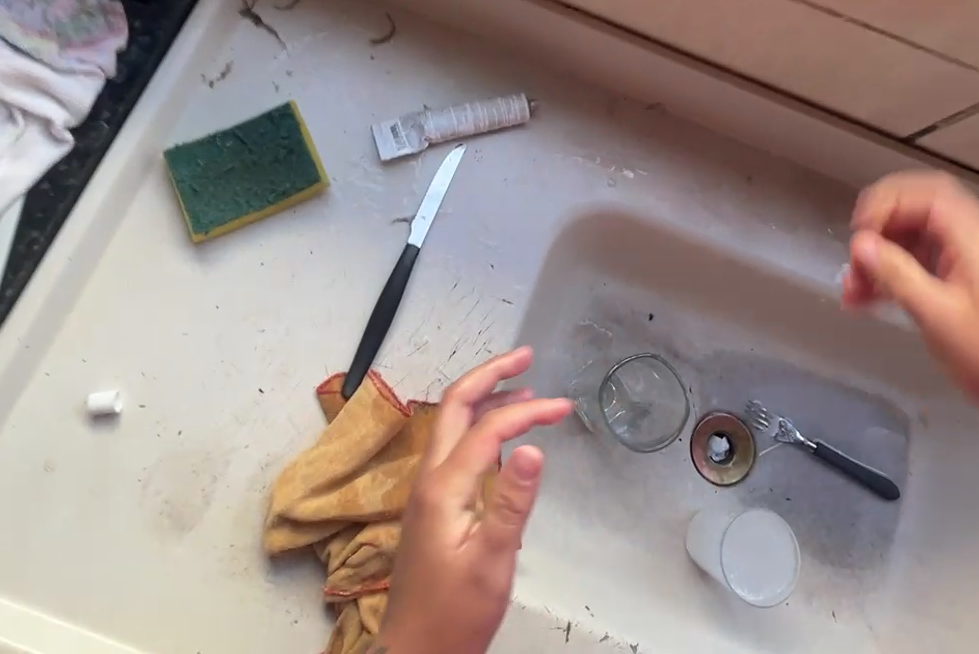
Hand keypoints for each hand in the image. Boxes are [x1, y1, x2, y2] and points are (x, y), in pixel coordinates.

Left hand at [380, 347, 571, 653]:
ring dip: (486, 397)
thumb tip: (533, 446)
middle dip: (490, 374)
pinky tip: (504, 434)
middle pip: (455, 404)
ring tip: (525, 387)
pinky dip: (482, 425)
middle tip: (526, 355)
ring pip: (453, 422)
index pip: (488, 427)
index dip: (527, 411)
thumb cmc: (455, 614)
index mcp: (444, 485)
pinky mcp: (434, 502)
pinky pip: (456, 445)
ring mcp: (429, 487)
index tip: (563, 407)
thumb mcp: (492, 562)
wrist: (415, 652)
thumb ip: (513, 502)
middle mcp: (431, 475)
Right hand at [844, 172, 978, 436]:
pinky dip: (899, 275)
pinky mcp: (974, 287)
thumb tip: (860, 243)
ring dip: (885, 257)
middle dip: (881, 230)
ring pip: (921, 240)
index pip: (928, 195)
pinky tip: (872, 300)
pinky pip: (928, 265)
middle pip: (922, 211)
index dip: (886, 204)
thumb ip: (897, 275)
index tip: (858, 235)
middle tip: (855, 261)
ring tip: (853, 290)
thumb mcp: (938, 318)